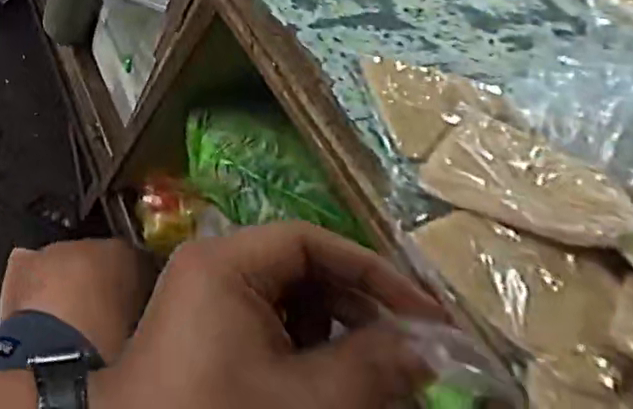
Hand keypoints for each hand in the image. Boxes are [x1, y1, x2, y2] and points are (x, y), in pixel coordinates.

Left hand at [92, 222, 447, 408]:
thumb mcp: (311, 397)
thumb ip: (374, 366)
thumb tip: (430, 347)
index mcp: (223, 261)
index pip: (305, 239)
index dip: (370, 269)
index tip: (430, 316)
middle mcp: (208, 263)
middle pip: (295, 264)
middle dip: (358, 303)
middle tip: (419, 351)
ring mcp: (202, 293)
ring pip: (284, 294)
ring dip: (336, 327)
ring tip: (385, 372)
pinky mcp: (203, 324)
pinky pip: (264, 317)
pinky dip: (306, 342)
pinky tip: (338, 378)